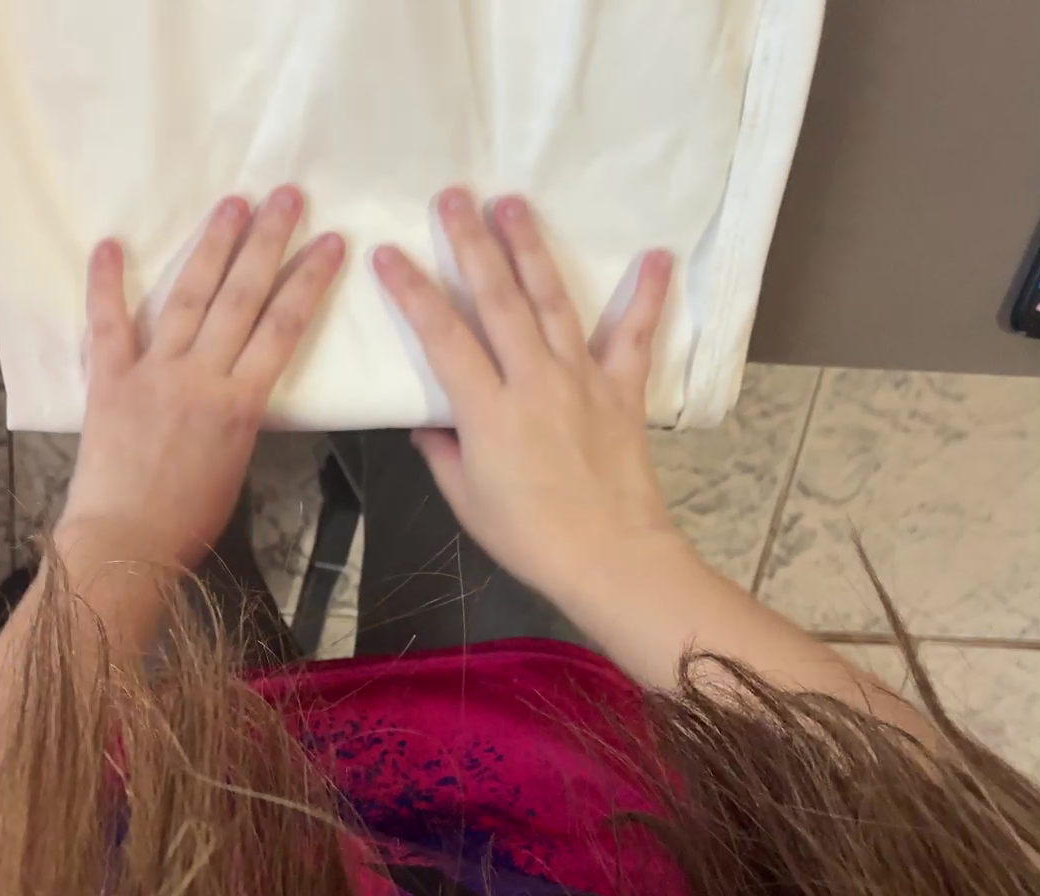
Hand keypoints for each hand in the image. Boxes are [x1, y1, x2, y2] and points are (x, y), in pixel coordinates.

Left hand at [55, 186, 345, 569]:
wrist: (125, 543)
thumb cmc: (187, 522)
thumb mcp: (235, 467)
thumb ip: (239, 417)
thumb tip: (237, 385)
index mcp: (241, 405)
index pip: (283, 329)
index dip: (309, 282)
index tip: (331, 242)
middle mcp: (201, 377)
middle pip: (241, 298)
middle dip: (267, 243)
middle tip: (287, 196)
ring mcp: (152, 373)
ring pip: (188, 298)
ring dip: (212, 247)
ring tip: (233, 203)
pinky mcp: (108, 380)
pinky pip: (107, 325)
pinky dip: (105, 284)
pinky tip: (109, 243)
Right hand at [372, 188, 691, 600]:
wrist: (609, 556)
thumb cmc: (524, 533)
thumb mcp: (464, 497)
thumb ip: (442, 451)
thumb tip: (429, 424)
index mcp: (487, 410)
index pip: (442, 337)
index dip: (412, 292)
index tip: (388, 253)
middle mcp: (534, 380)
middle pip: (497, 300)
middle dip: (471, 244)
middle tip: (455, 196)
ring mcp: (583, 379)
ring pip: (552, 302)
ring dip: (531, 249)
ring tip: (514, 203)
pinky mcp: (622, 390)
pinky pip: (634, 337)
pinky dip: (645, 297)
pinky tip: (652, 256)